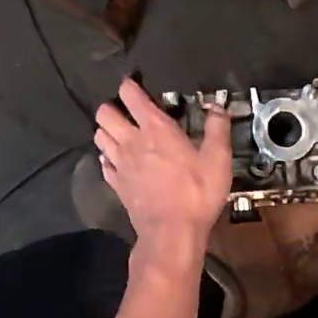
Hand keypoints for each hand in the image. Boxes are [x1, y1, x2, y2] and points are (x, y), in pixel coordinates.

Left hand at [94, 78, 231, 250]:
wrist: (172, 232)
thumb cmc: (197, 192)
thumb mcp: (218, 159)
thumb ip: (217, 128)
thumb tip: (218, 106)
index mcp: (156, 129)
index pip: (130, 95)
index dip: (130, 86)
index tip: (136, 86)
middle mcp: (131, 141)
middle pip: (104, 113)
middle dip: (113, 107)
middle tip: (129, 113)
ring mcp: (119, 164)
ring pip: (99, 136)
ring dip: (108, 131)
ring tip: (123, 135)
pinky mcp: (115, 184)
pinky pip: (103, 163)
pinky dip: (108, 157)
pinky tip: (120, 162)